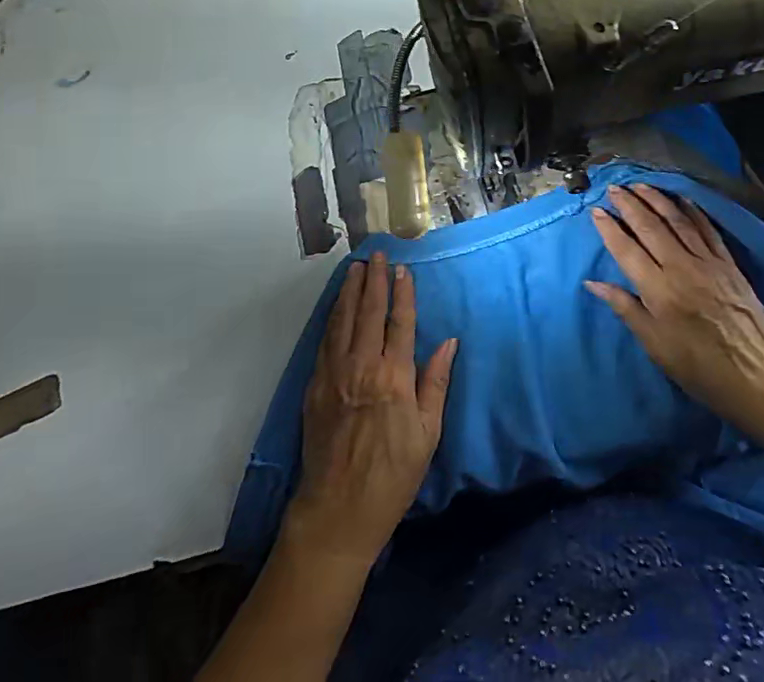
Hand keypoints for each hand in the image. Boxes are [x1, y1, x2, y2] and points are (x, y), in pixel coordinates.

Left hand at [287, 253, 457, 565]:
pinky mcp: (315, 384)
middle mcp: (362, 367)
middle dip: (374, 281)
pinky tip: (337, 305)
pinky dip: (332, 317)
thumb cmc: (393, 475)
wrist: (339, 507)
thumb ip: (435, 383)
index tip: (403, 269)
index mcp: (394, 378)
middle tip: (377, 255)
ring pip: (343, 321)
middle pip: (369, 313)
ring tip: (355, 268)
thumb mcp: (427, 433)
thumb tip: (448, 342)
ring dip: (350, 292)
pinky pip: (325, 340)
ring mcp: (334, 374)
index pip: (400, 323)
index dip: (402, 294)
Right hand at [586, 184, 763, 450]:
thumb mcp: (654, 343)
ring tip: (641, 186)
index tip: (597, 211)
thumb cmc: (697, 366)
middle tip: (615, 189)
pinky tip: (683, 200)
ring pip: (678, 221)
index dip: (610, 228)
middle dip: (630, 205)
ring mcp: (708, 262)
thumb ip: (625, 308)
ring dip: (658, 200)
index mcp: (658, 288)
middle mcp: (681, 267)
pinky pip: (708, 230)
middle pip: (651, 227)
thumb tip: (594, 283)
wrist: (756, 374)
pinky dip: (693, 212)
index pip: (627, 249)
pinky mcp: (729, 264)